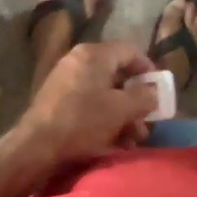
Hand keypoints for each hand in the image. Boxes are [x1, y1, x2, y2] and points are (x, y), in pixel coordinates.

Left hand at [16, 41, 159, 163]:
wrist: (37, 144)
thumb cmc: (83, 120)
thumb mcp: (122, 109)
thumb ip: (145, 97)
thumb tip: (153, 93)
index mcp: (94, 54)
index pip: (130, 51)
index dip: (149, 69)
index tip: (159, 90)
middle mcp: (78, 61)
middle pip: (117, 75)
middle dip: (135, 101)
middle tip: (146, 122)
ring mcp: (65, 81)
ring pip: (103, 93)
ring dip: (122, 115)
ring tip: (132, 140)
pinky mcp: (57, 101)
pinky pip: (88, 104)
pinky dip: (103, 119)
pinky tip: (113, 142)